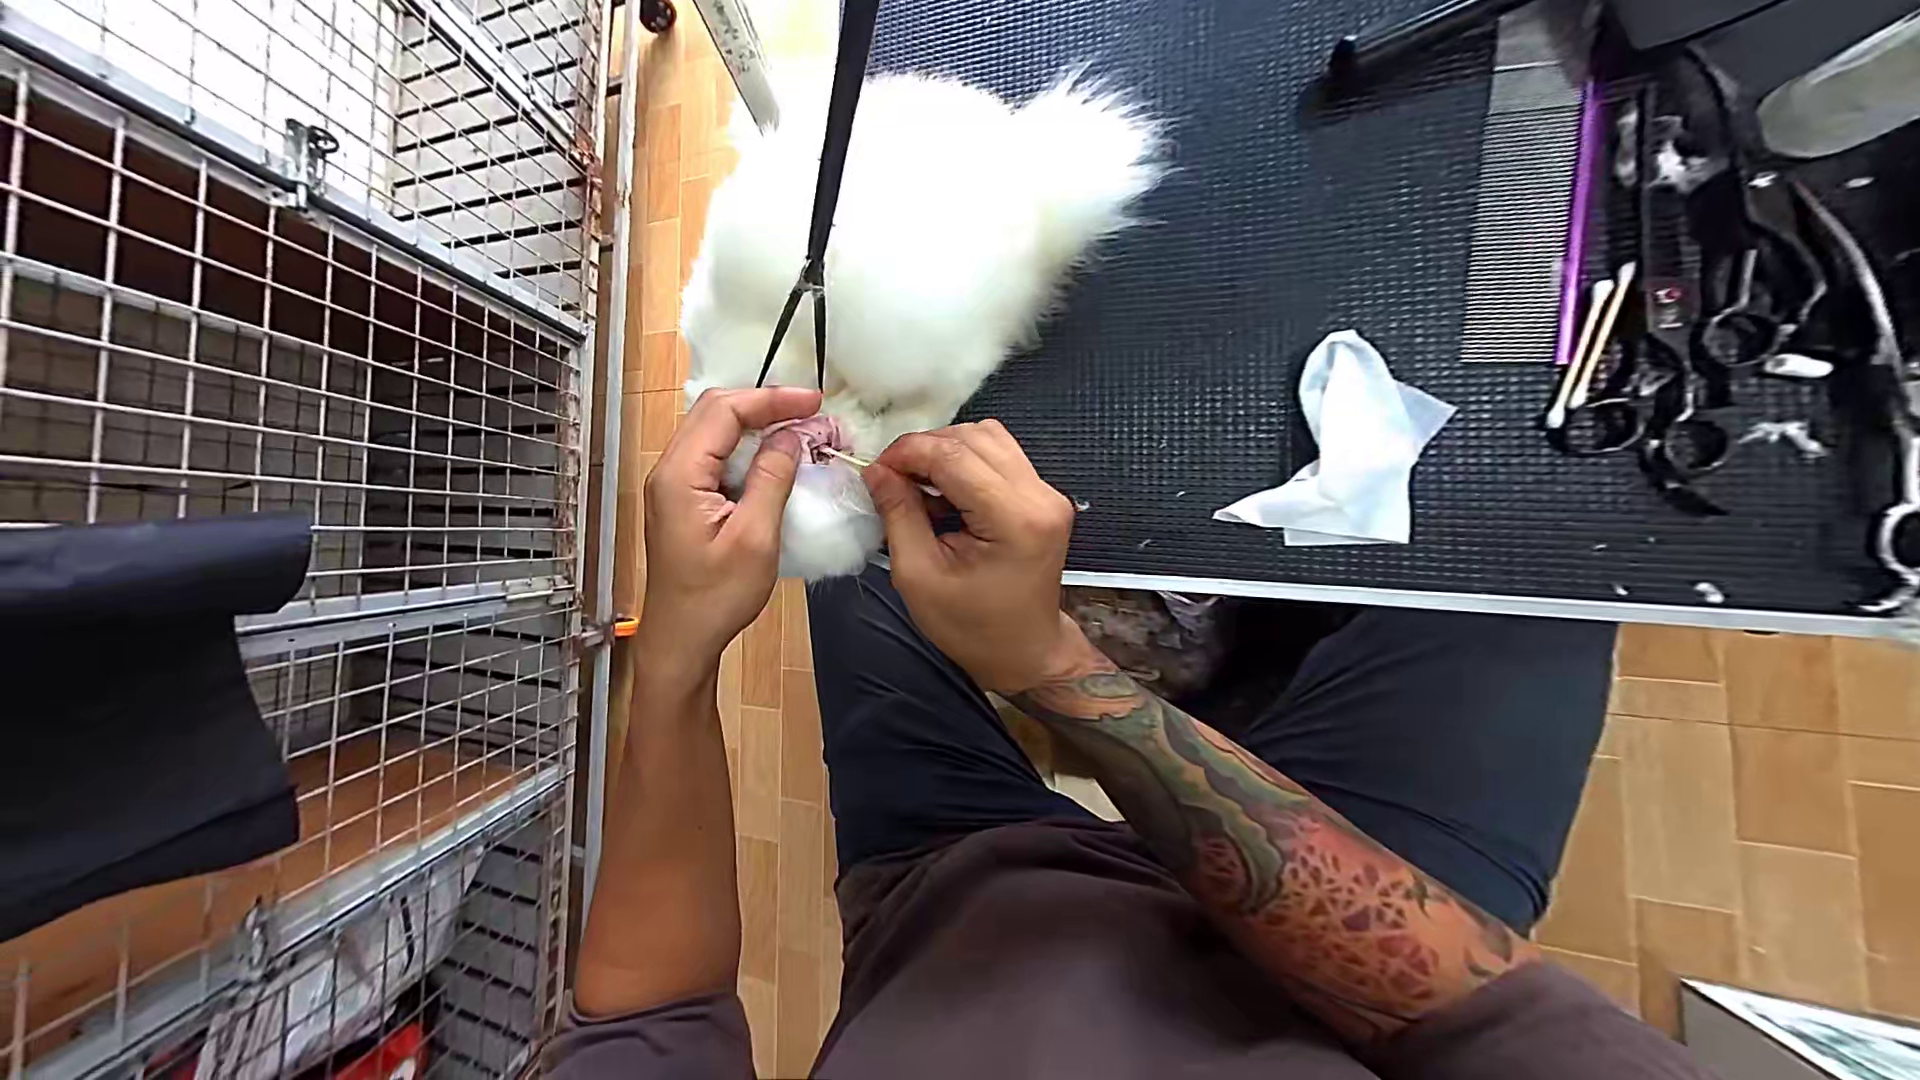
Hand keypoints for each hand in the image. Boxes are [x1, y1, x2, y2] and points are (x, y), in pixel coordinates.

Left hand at [640, 386, 822, 666]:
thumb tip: (792, 436)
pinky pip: (720, 456)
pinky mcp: (687, 498)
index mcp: (680, 474)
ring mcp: (676, 483)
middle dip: (767, 404)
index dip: (773, 399)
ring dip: (761, 425)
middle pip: (717, 412)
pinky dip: (752, 448)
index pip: (725, 411)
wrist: (684, 637)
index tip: (815, 401)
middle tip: (813, 411)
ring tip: (803, 429)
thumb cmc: (717, 596)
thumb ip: (771, 478)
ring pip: (718, 432)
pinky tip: (779, 456)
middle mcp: (671, 469)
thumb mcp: (755, 537)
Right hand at [863, 420, 1081, 694]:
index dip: (907, 453)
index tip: (876, 471)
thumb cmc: (971, 628)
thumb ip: (898, 514)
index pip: (954, 455)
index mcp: (1015, 519)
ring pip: (989, 437)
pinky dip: (965, 462)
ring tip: (919, 486)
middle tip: (894, 480)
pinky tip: (946, 492)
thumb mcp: (919, 576)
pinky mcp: (1044, 496)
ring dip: (945, 451)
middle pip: (974, 437)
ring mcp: (1048, 493)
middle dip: (924, 449)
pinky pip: (1000, 455)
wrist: (1025, 651)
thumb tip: (877, 470)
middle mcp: (1040, 496)